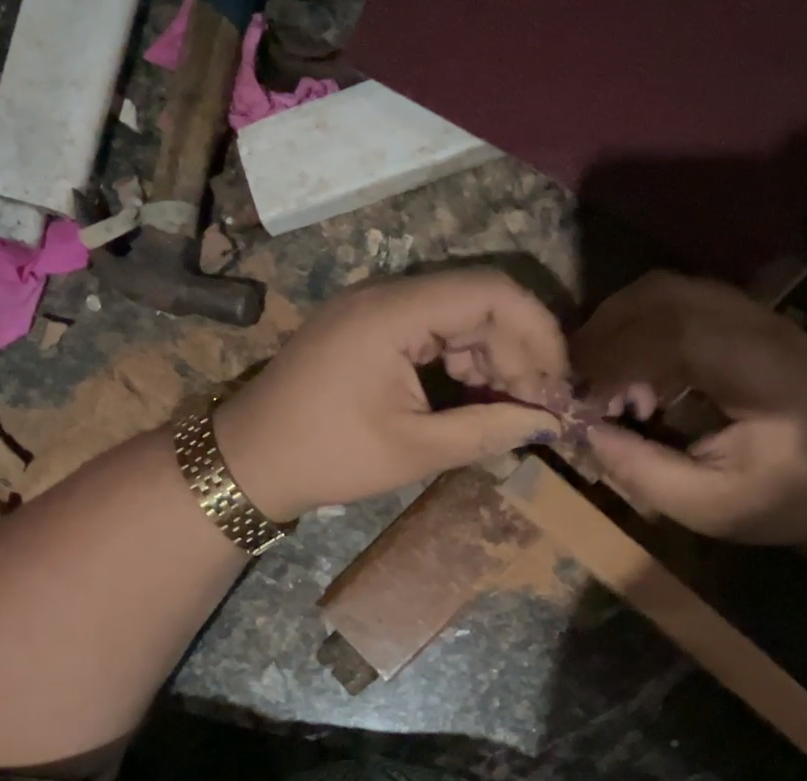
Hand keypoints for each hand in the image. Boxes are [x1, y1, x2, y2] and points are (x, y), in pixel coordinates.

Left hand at [214, 270, 568, 520]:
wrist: (246, 462)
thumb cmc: (328, 456)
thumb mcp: (414, 450)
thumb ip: (486, 430)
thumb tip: (547, 422)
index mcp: (392, 312)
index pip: (490, 292)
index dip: (538, 332)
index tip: (560, 381)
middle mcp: (383, 294)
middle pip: (475, 301)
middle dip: (516, 351)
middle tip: (538, 406)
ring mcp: (370, 309)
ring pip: (453, 316)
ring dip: (489, 358)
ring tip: (508, 408)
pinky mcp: (363, 329)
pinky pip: (425, 331)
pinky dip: (456, 361)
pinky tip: (471, 397)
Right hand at [572, 272, 806, 548]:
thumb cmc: (785, 502)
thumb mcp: (708, 507)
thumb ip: (643, 471)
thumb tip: (584, 430)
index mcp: (773, 381)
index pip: (683, 335)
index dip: (618, 356)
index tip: (578, 395)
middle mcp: (770, 331)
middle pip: (670, 296)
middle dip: (607, 332)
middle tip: (573, 382)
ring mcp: (762, 316)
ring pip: (670, 289)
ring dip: (619, 325)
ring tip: (598, 378)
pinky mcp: (749, 318)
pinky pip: (680, 301)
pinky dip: (639, 327)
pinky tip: (631, 372)